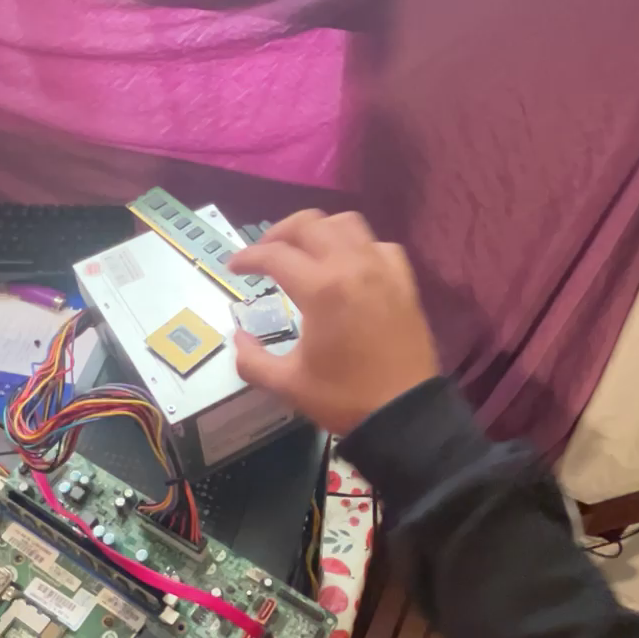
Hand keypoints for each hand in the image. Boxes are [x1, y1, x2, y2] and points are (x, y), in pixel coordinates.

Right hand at [226, 210, 438, 435]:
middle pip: (309, 225)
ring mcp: (382, 270)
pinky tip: (348, 265)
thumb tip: (239, 339)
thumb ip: (252, 360)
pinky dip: (358, 245)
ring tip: (304, 251)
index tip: (234, 267)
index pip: (275, 255)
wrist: (404, 414)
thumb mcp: (287, 385)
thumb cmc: (344, 398)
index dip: (248, 258)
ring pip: (346, 224)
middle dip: (279, 233)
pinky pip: (378, 244)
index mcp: (321, 289)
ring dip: (318, 230)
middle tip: (264, 254)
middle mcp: (352, 267)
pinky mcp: (404, 282)